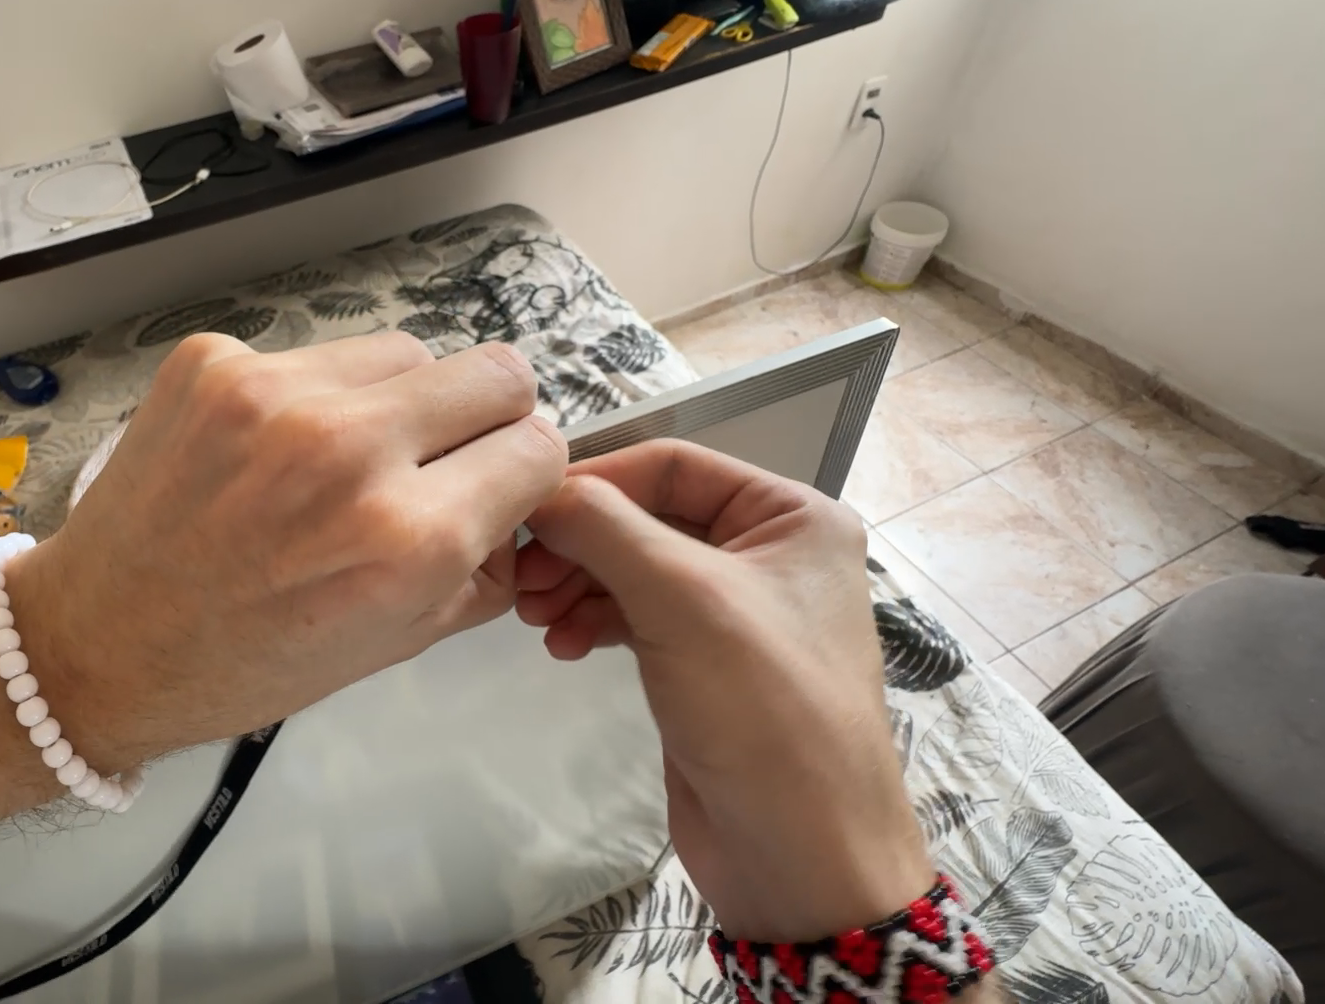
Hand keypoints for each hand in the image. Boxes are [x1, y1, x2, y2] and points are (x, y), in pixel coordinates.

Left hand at [9, 331, 567, 771]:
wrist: (97, 642)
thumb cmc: (254, 662)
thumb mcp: (397, 642)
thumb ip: (484, 565)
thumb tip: (520, 494)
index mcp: (408, 539)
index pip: (537, 448)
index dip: (526, 469)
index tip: (497, 480)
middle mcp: (350, 450)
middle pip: (496, 371)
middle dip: (490, 415)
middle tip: (443, 452)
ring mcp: (275, 392)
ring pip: (408, 352)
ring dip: (402, 400)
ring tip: (349, 453)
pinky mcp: (213, 359)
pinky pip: (319, 355)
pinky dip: (321, 395)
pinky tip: (276, 446)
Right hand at [516, 440, 931, 941]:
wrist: (799, 860)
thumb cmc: (767, 715)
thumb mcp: (683, 599)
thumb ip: (605, 528)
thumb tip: (540, 490)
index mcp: (789, 517)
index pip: (673, 466)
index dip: (598, 479)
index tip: (533, 504)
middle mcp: (763, 553)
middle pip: (644, 518)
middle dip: (580, 544)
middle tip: (525, 574)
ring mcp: (729, 609)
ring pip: (630, 567)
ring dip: (576, 584)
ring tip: (535, 615)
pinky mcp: (699, 657)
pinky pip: (631, 613)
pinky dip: (591, 620)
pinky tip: (563, 644)